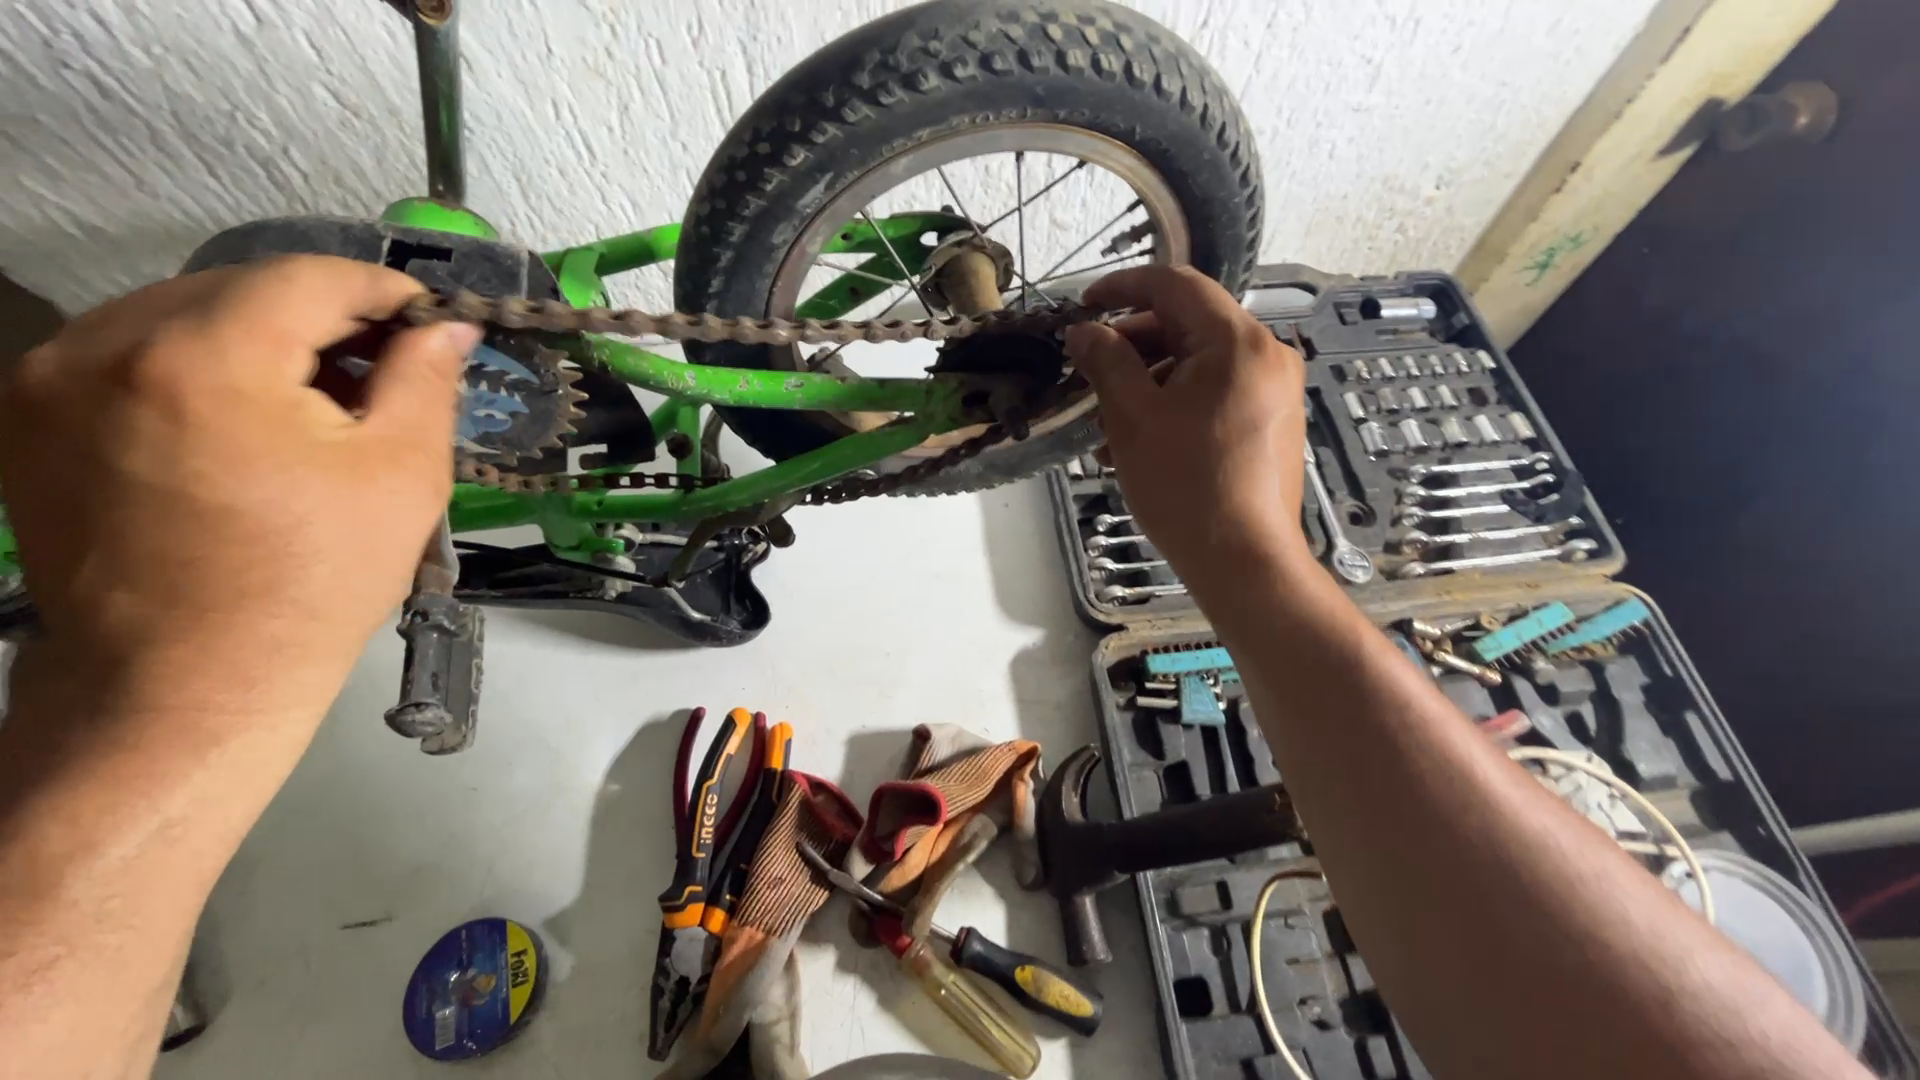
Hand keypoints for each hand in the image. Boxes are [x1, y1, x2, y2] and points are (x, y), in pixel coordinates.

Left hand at [0, 255, 479, 724]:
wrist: (187, 680)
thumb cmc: (316, 580)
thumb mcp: (402, 475)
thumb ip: (425, 382)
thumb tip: (448, 327)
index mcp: (206, 359)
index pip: (308, 278)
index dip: (381, 290)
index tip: (428, 318)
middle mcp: (106, 346)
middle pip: (240, 288)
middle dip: (324, 315)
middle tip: (385, 364)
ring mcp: (49, 379)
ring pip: (182, 314)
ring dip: (262, 337)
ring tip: (319, 398)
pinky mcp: (27, 415)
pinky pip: (132, 352)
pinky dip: (201, 363)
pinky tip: (248, 418)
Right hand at [1066, 266, 1310, 595]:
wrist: (1244, 560)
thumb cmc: (1186, 485)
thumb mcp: (1133, 418)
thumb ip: (1107, 362)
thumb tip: (1084, 332)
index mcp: (1237, 342)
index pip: (1175, 286)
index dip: (1122, 287)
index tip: (1084, 306)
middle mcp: (1267, 355)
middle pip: (1188, 326)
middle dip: (1131, 347)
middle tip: (1088, 379)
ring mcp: (1274, 391)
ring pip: (1198, 365)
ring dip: (1147, 383)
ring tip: (1107, 427)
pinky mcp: (1271, 423)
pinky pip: (1216, 394)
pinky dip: (1175, 405)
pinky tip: (1140, 444)